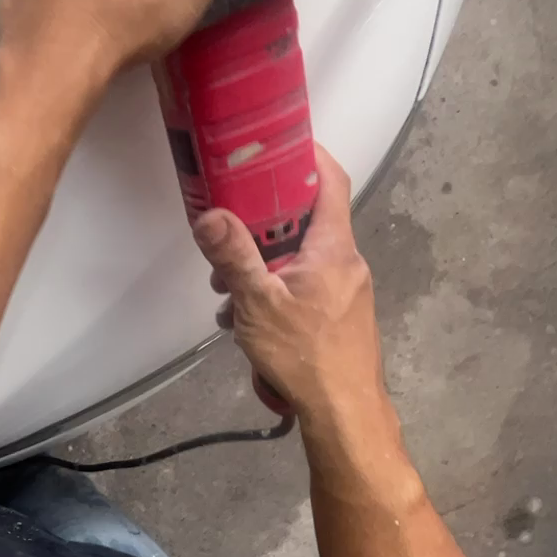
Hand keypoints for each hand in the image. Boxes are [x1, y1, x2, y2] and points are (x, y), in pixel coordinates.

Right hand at [193, 147, 390, 430]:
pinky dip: (274, 293)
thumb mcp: (258, 303)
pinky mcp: (339, 317)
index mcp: (333, 248)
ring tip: (227, 296)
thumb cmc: (304, 353)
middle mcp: (346, 262)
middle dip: (260, 228)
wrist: (343, 410)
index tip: (273, 146)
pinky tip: (247, 323)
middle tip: (226, 241)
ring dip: (261, 269)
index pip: (329, 181)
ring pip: (299, 260)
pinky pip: (303, 288)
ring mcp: (345, 291)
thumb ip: (234, 257)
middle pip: (305, 222)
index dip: (306, 156)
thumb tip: (210, 214)